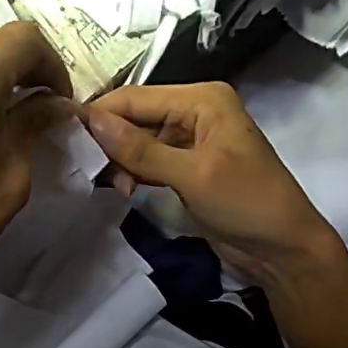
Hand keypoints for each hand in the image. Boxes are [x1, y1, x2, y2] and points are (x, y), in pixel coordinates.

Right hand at [81, 83, 343, 287]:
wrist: (283, 250)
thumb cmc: (246, 203)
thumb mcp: (193, 174)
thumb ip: (141, 149)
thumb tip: (90, 121)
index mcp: (203, 99)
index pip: (136, 97)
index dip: (100, 115)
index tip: (64, 138)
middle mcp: (195, 111)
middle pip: (136, 117)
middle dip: (111, 142)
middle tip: (89, 171)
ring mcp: (192, 141)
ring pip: (139, 141)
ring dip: (122, 162)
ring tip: (115, 187)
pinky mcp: (188, 168)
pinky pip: (151, 161)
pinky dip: (135, 173)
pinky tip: (126, 190)